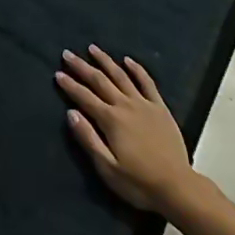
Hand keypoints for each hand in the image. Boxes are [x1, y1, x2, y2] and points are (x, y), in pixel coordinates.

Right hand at [55, 47, 212, 217]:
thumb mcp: (107, 167)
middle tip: (68, 54)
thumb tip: (71, 113)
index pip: (85, 98)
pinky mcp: (160, 107)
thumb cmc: (137, 182)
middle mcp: (126, 105)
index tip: (57, 73)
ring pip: (121, 76)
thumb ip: (88, 139)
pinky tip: (128, 60)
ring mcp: (144, 104)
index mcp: (111, 120)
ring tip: (93, 49)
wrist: (176, 185)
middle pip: (100, 81)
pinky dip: (137, 69)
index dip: (70, 85)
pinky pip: (147, 82)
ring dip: (106, 61)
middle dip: (82, 67)